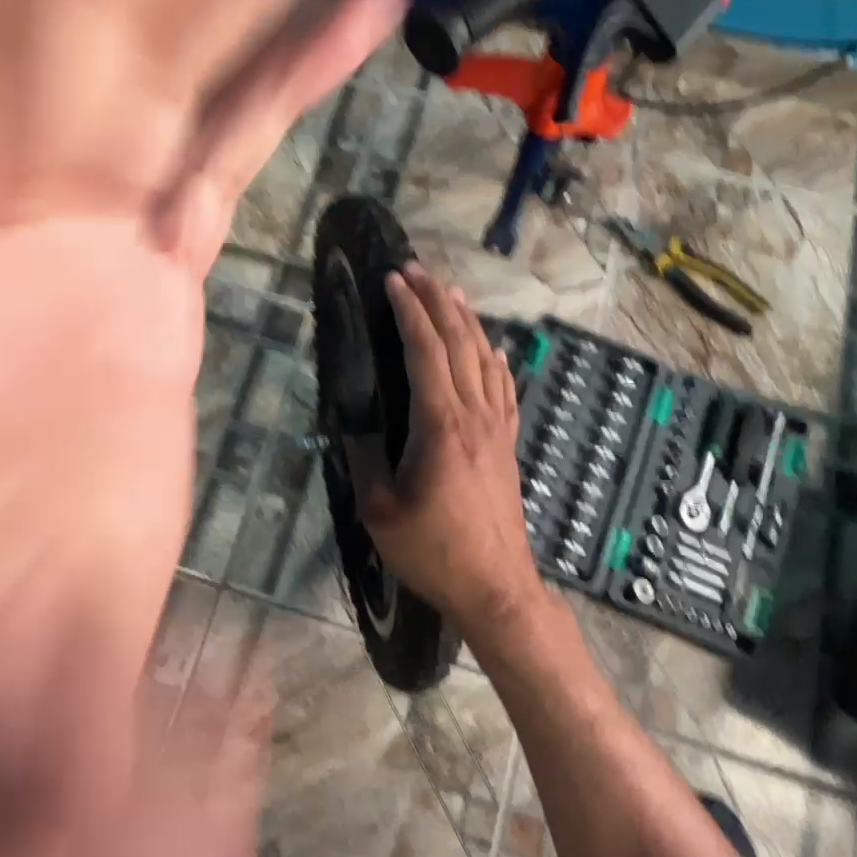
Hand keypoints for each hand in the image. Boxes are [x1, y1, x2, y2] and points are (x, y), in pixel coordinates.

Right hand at [345, 264, 544, 635]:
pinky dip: (496, 359)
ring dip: (467, 321)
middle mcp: (474, 415)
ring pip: (486, 358)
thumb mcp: (380, 510)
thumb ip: (363, 459)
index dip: (409, 311)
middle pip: (460, 342)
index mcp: (440, 425)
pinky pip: (504, 388)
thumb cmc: (433, 550)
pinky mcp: (507, 444)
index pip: (426, 351)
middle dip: (437, 301)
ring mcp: (496, 428)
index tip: (393, 280)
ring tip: (450, 292)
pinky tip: (493, 348)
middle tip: (417, 270)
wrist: (495, 585)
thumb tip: (349, 422)